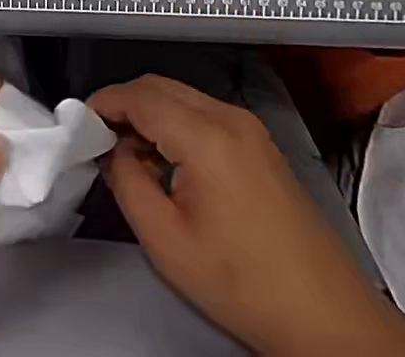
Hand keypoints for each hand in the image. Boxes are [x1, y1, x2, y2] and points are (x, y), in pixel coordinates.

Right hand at [90, 75, 404, 356]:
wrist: (327, 318)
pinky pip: (203, 114)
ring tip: (129, 158)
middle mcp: (229, 117)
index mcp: (205, 135)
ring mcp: (249, 128)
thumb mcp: (165, 240)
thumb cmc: (241, 282)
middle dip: (123, 105)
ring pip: (180, 97)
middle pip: (159, 86)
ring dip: (148, 115)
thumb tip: (110, 151)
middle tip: (98, 141)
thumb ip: (126, 182)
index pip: (138, 95)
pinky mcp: (259, 144)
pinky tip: (166, 164)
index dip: (102, 103)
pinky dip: (173, 125)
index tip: (77, 125)